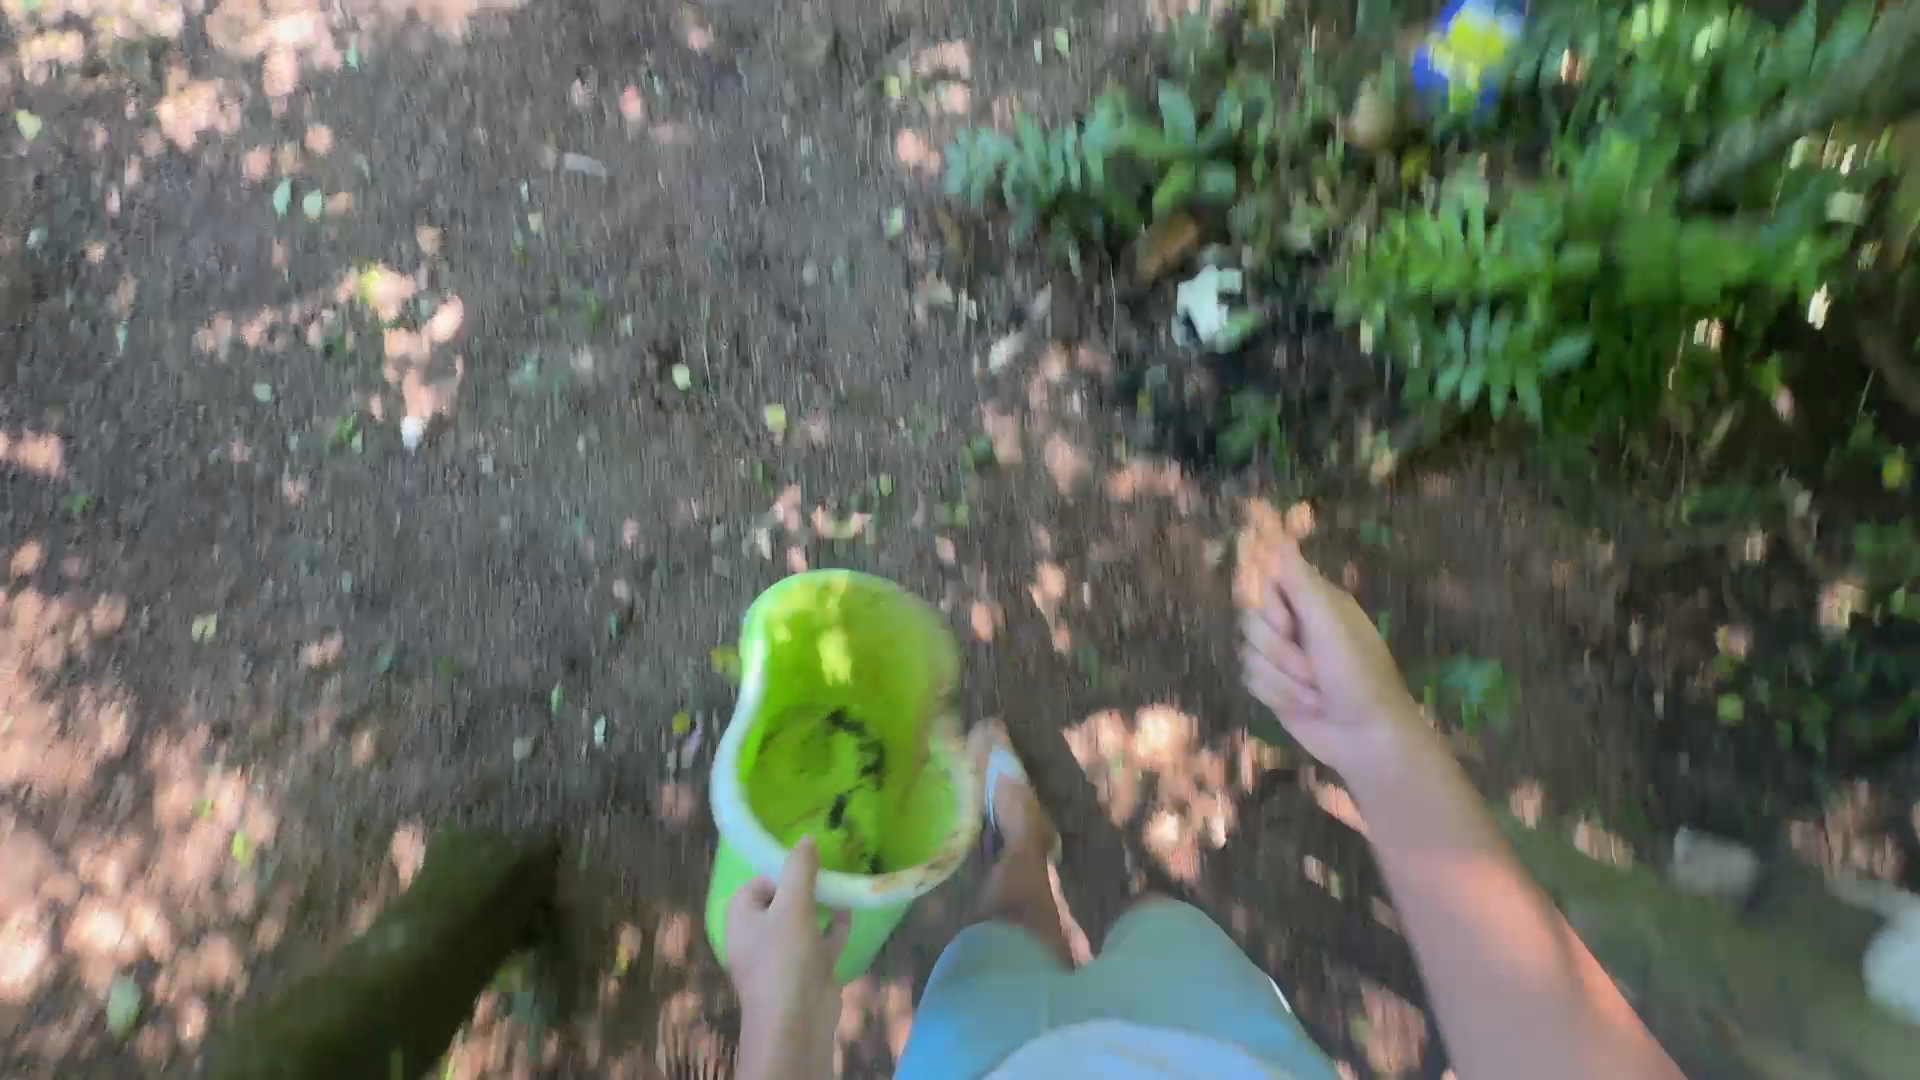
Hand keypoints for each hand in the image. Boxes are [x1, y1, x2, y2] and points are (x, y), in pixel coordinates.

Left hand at [725, 837, 846, 1079]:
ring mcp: (784, 957)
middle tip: (827, 865)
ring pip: (803, 920)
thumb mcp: (792, 904)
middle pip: (780, 900)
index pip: (754, 884)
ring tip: (841, 881)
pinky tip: (850, 910)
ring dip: (821, 903)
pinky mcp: (808, 971)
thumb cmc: (784, 958)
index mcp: (743, 921)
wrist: (798, 1025)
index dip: (776, 871)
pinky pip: (821, 941)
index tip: (802, 862)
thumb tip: (806, 838)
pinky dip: (834, 926)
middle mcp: (759, 937)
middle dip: (803, 884)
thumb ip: (799, 868)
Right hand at [1240, 538, 1430, 782]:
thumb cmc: (1358, 675)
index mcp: (1313, 601)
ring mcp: (1281, 655)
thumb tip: (1280, 540)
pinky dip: (1276, 694)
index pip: (1266, 582)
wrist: (1365, 737)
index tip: (1287, 624)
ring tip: (1315, 693)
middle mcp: (1295, 623)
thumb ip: (1300, 582)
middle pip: (1250, 619)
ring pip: (1247, 651)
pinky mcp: (1271, 683)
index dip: (1270, 607)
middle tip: (1312, 668)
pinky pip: (1248, 678)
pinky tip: (1304, 706)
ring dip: (1281, 679)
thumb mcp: (1330, 624)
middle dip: (1278, 651)